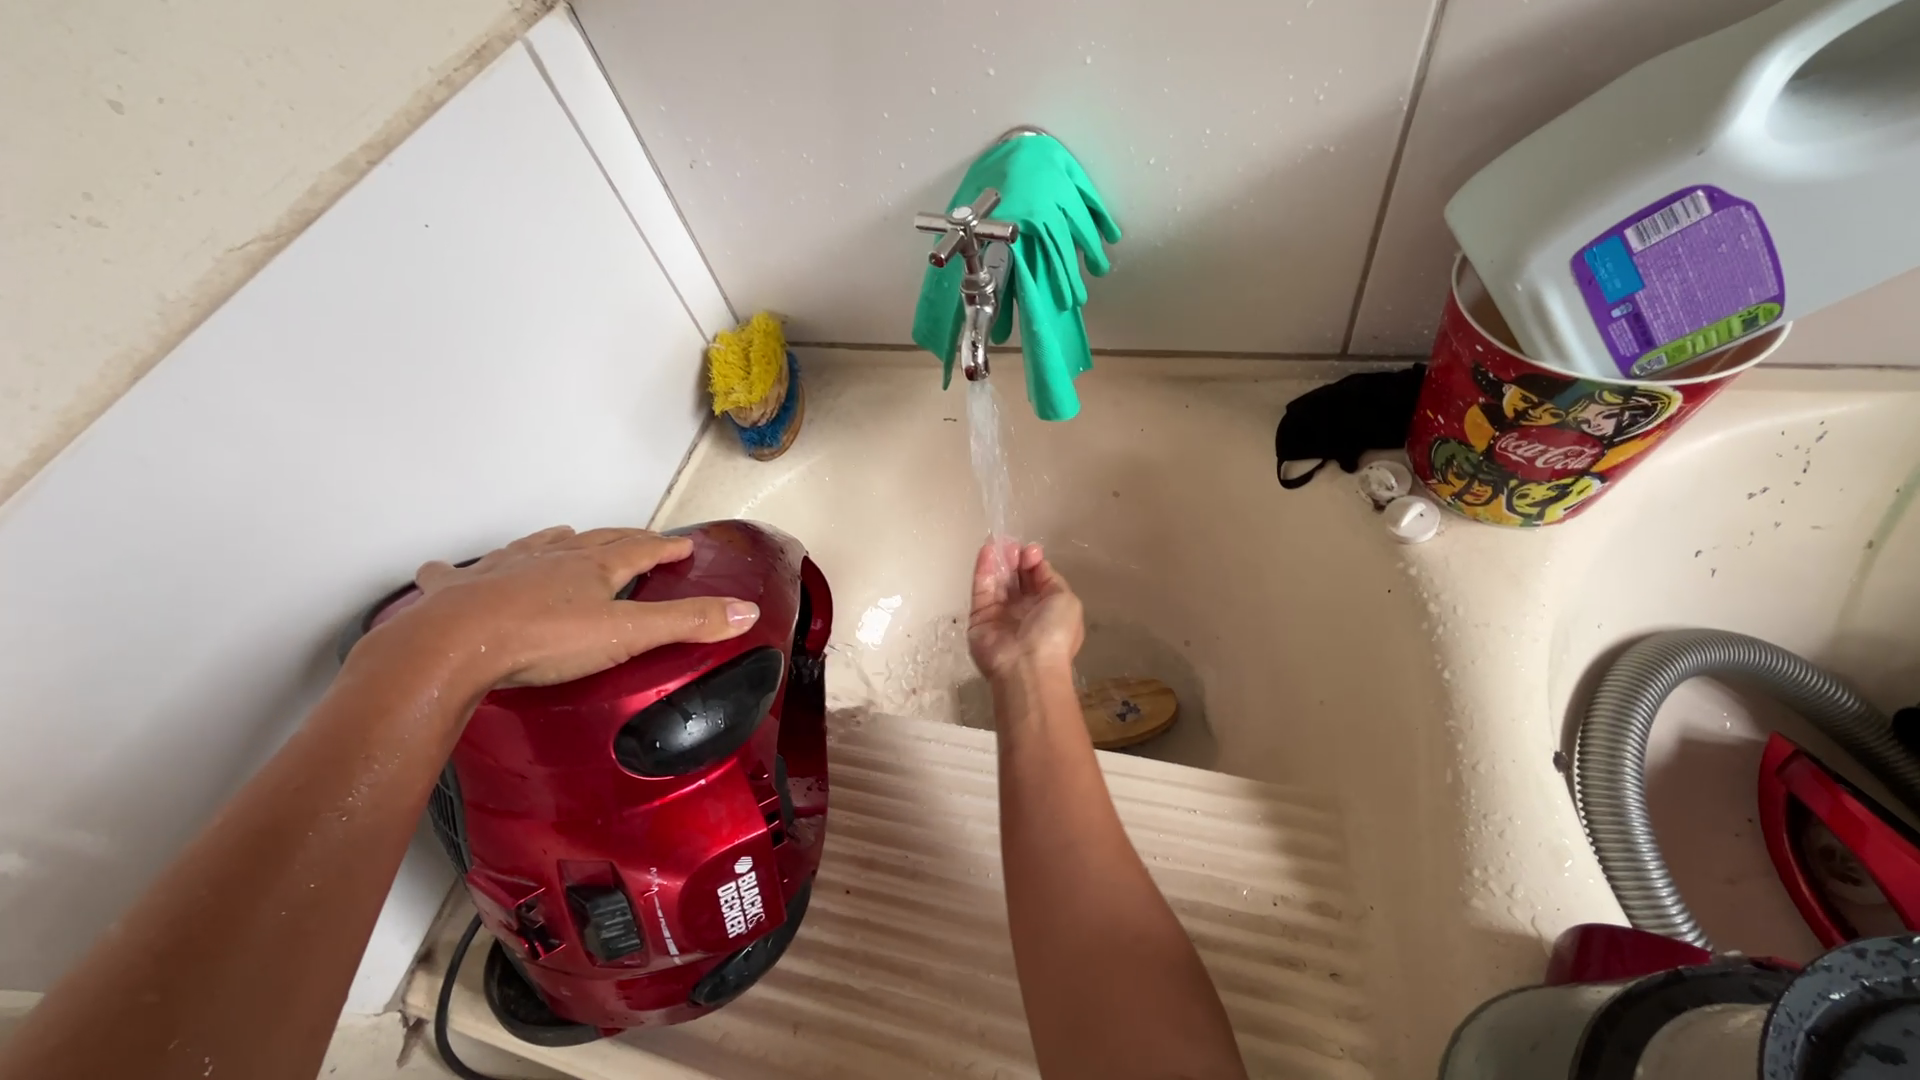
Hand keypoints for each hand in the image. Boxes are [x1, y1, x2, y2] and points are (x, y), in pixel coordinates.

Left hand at [365, 526, 759, 688]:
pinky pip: (458, 574)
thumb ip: (688, 623)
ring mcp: (501, 570)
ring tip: (566, 535)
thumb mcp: (628, 634)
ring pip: (535, 547)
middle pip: (594, 541)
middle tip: (638, 539)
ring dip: (556, 542)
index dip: (664, 546)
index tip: (682, 543)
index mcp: (592, 567)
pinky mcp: (458, 591)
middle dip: (621, 539)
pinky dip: (460, 570)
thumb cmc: (542, 639)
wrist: (451, 647)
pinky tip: (451, 569)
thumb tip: (746, 611)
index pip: (639, 549)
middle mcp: (549, 558)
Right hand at [968, 539, 1083, 680]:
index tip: (1030, 552)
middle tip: (1012, 545)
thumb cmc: (1054, 633)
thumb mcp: (1066, 600)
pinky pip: (981, 588)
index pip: (1038, 577)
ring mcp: (1000, 612)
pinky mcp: (979, 616)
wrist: (1027, 666)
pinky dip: (984, 568)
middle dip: (1016, 558)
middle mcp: (1024, 609)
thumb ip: (1050, 578)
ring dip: (1000, 559)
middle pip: (1017, 576)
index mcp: (1048, 607)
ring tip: (999, 542)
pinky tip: (987, 551)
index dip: (1034, 561)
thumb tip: (1036, 563)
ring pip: (998, 580)